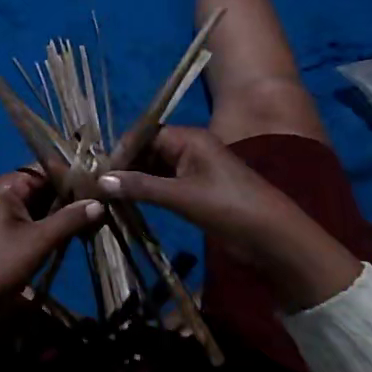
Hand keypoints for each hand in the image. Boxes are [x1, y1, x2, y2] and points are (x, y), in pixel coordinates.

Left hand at [0, 170, 102, 362]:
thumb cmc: (2, 263)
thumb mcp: (40, 240)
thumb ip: (71, 218)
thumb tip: (101, 203)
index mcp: (6, 185)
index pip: (45, 169)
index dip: (73, 175)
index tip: (102, 183)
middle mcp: (6, 192)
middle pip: (46, 185)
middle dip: (73, 195)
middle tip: (106, 201)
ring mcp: (8, 212)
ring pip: (45, 203)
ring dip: (68, 210)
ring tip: (100, 214)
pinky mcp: (12, 230)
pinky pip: (39, 218)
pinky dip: (57, 223)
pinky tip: (82, 228)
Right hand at [97, 126, 360, 310]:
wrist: (273, 238)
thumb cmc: (229, 207)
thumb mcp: (181, 196)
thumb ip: (140, 186)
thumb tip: (101, 180)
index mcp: (189, 138)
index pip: (144, 134)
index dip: (121, 150)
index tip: (98, 171)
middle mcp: (189, 148)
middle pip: (147, 149)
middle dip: (123, 165)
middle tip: (98, 186)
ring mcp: (193, 170)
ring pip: (152, 168)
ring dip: (132, 180)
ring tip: (107, 197)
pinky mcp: (195, 191)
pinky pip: (162, 184)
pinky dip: (145, 192)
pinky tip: (128, 204)